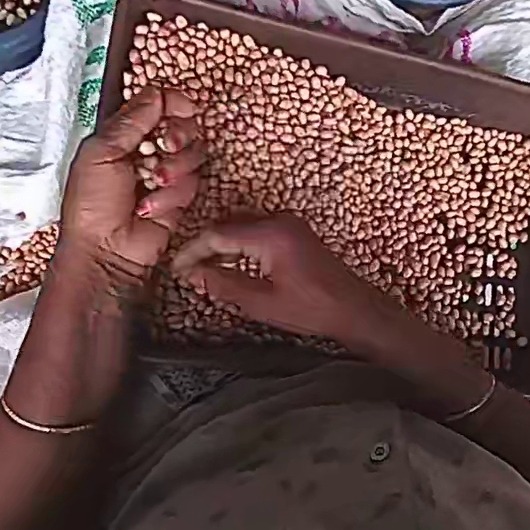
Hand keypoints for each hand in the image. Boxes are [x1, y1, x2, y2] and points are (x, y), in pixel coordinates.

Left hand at [57, 86, 204, 293]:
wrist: (106, 250)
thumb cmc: (92, 205)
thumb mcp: (101, 153)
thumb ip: (131, 121)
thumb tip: (157, 93)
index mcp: (124, 135)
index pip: (157, 105)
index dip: (173, 102)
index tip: (182, 106)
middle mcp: (149, 151)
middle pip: (183, 125)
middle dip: (178, 135)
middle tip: (166, 147)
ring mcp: (167, 174)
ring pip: (194, 153)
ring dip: (175, 168)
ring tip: (153, 183)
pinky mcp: (180, 197)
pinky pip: (193, 182)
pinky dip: (172, 194)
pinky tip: (151, 206)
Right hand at [170, 213, 403, 346]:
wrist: (353, 308)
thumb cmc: (313, 309)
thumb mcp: (262, 303)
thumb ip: (225, 286)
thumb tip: (194, 275)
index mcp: (271, 235)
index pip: (218, 234)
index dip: (192, 251)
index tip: (177, 269)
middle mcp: (280, 220)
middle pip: (228, 224)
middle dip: (205, 246)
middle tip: (188, 271)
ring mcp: (289, 223)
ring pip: (241, 224)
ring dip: (222, 244)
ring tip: (206, 271)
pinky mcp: (294, 231)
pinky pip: (257, 228)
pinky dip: (240, 243)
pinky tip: (231, 265)